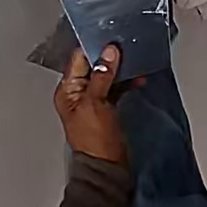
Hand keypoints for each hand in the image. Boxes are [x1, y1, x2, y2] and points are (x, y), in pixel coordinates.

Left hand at [54, 46, 127, 164]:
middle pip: (92, 66)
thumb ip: (102, 76)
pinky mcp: (107, 106)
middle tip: (125, 44)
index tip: (110, 37)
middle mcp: (78, 93)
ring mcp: (93, 100)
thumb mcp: (96, 104)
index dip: (93, 47)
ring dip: (120, 68)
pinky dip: (125, 82)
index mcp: (67, 90)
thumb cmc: (96, 139)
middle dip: (108, 56)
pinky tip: (138, 78)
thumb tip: (109, 51)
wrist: (107, 169)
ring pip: (105, 75)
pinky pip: (115, 87)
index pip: (78, 60)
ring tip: (135, 58)